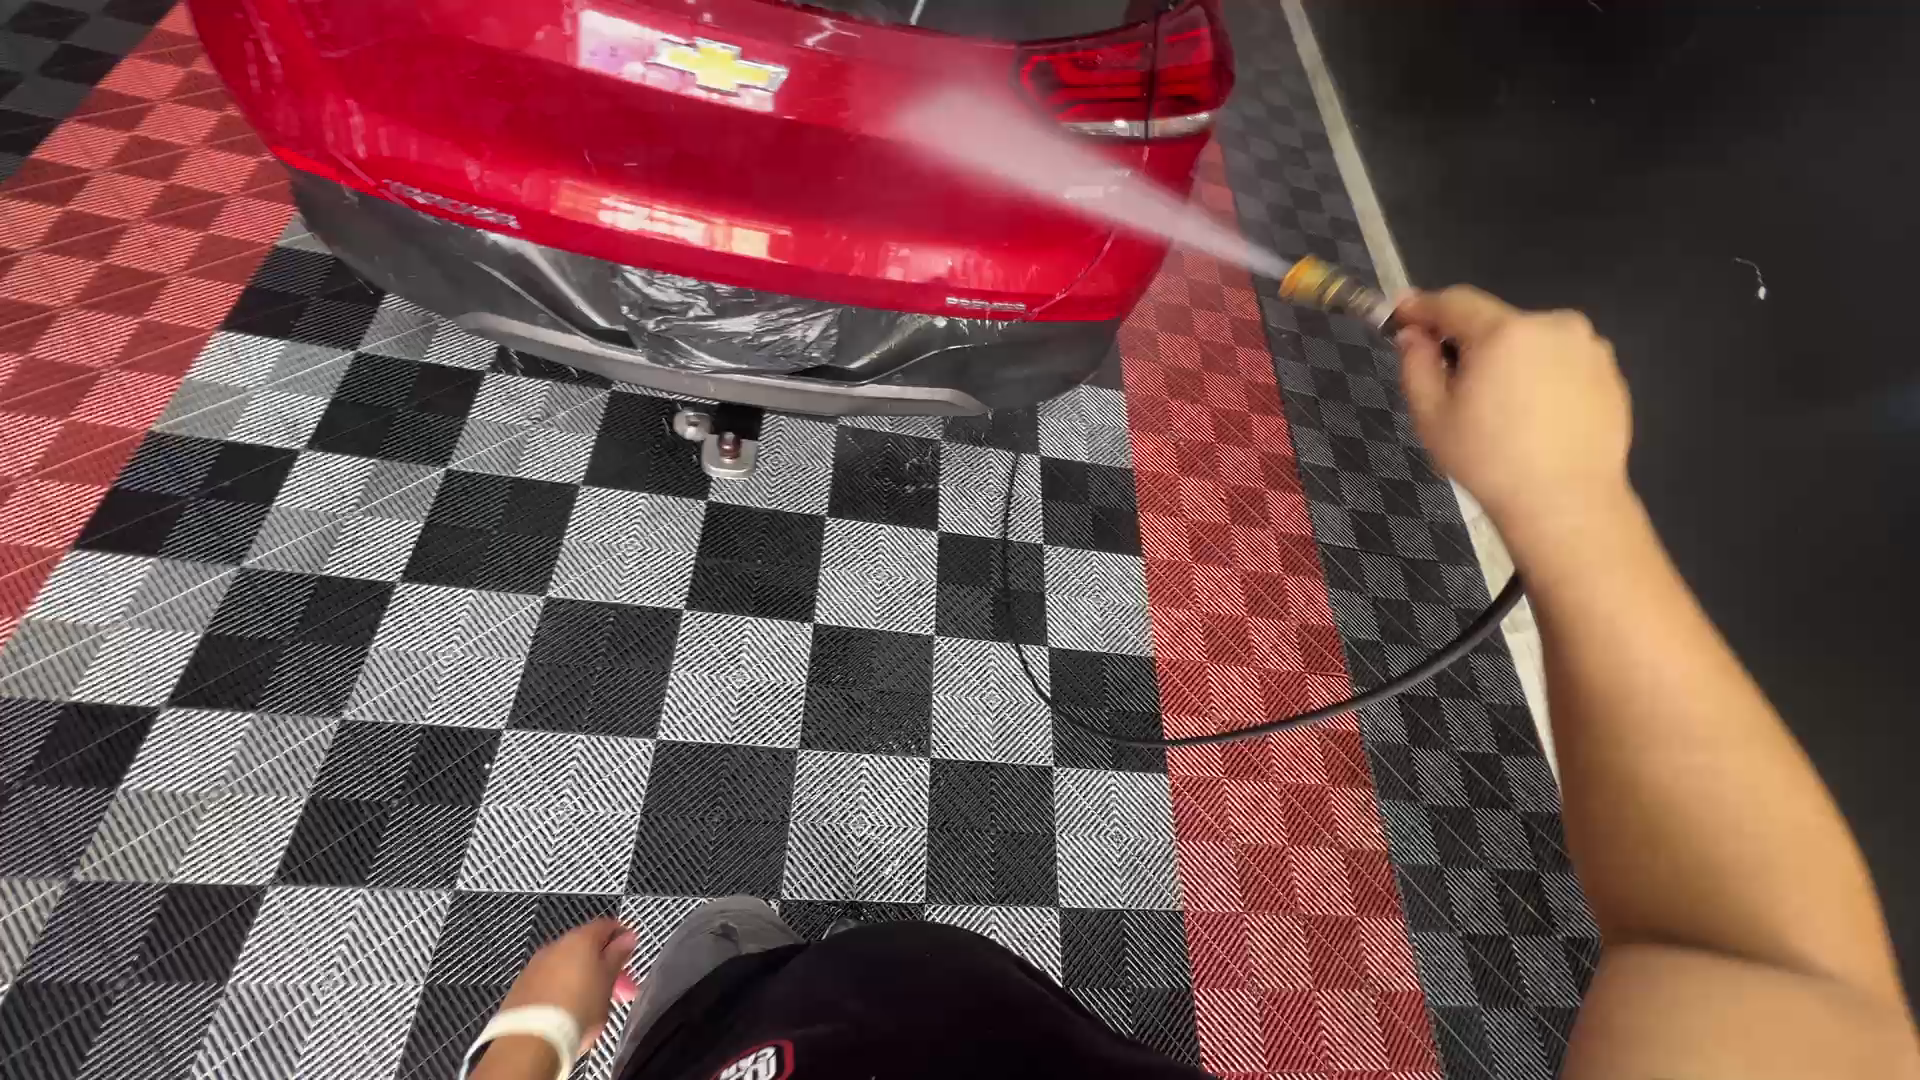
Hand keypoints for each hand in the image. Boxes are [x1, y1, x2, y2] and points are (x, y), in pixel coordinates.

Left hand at [499, 917, 640, 1055]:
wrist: (529, 1043)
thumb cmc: (578, 1007)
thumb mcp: (608, 981)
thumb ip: (618, 955)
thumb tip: (627, 936)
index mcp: (581, 938)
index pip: (607, 926)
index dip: (622, 939)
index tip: (629, 957)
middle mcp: (556, 945)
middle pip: (586, 948)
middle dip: (603, 965)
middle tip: (616, 988)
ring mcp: (534, 967)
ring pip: (566, 967)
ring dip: (581, 979)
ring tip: (590, 1005)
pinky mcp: (519, 990)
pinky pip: (548, 983)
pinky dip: (560, 991)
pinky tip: (565, 1012)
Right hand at [1393, 286, 1632, 535]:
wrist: (1564, 499)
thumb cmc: (1486, 457)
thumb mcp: (1430, 413)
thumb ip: (1415, 364)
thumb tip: (1413, 335)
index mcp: (1505, 333)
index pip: (1455, 302)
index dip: (1422, 306)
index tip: (1399, 314)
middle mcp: (1553, 326)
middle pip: (1494, 323)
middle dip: (1466, 343)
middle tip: (1448, 383)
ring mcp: (1589, 347)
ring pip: (1527, 342)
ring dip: (1503, 360)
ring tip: (1493, 407)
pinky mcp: (1609, 371)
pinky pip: (1558, 362)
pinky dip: (1535, 377)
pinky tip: (1527, 417)